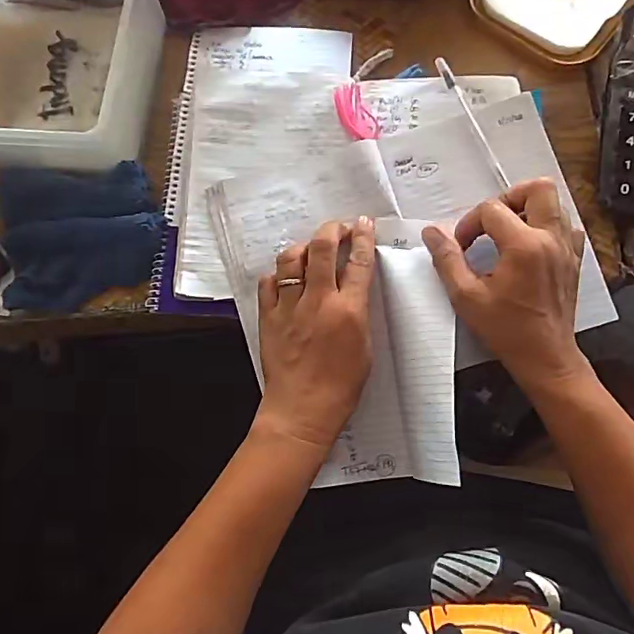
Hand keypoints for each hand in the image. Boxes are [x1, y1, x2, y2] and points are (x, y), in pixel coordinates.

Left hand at [254, 216, 375, 449]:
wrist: (302, 410)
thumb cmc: (340, 387)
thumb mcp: (365, 347)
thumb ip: (359, 313)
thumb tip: (354, 290)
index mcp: (349, 310)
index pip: (357, 261)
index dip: (361, 237)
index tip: (363, 224)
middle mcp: (318, 301)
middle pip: (322, 247)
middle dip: (332, 229)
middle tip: (338, 227)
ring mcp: (289, 307)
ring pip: (292, 258)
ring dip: (303, 247)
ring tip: (310, 251)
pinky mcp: (268, 317)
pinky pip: (269, 282)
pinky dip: (278, 274)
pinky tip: (286, 278)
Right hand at [423, 178, 591, 389]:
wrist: (545, 357)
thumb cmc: (506, 331)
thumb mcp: (466, 297)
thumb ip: (447, 259)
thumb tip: (432, 233)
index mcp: (524, 246)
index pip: (492, 209)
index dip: (469, 223)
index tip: (462, 246)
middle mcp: (551, 240)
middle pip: (538, 188)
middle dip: (509, 197)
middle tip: (492, 221)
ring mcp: (567, 249)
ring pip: (556, 204)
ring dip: (529, 210)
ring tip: (508, 233)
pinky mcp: (574, 261)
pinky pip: (567, 227)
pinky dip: (548, 227)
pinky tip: (529, 247)